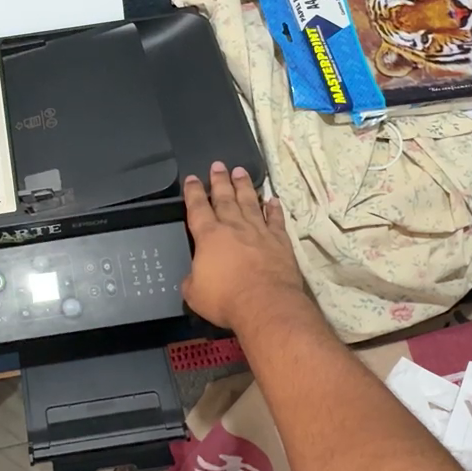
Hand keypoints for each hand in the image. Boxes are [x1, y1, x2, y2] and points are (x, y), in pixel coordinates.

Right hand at [181, 162, 315, 334]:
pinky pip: (276, 220)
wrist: (266, 304)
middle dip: (219, 181)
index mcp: (208, 236)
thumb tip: (193, 278)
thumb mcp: (194, 293)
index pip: (197, 208)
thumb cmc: (226, 299)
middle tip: (218, 165)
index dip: (193, 192)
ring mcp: (259, 232)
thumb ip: (191, 281)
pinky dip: (274, 209)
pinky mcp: (280, 241)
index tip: (192, 179)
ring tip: (240, 172)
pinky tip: (272, 200)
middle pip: (225, 198)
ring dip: (244, 187)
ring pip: (250, 202)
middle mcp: (233, 227)